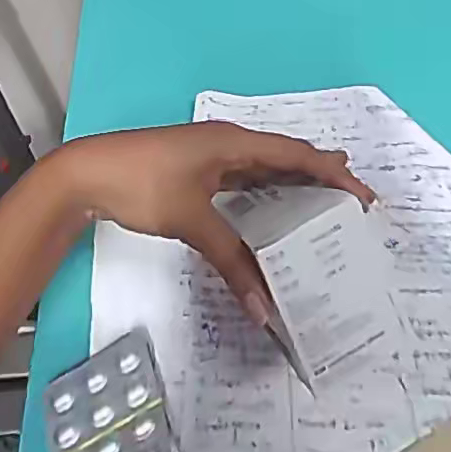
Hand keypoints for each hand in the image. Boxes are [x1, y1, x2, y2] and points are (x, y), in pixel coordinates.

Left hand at [45, 122, 375, 324]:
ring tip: (323, 199)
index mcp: (232, 142)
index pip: (295, 154)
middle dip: (319, 173)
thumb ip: (231, 261)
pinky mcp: (196, 169)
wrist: (87, 174)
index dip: (332, 173)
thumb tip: (264, 309)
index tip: (363, 196)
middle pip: (284, 155)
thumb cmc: (142, 184)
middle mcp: (226, 143)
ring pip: (262, 166)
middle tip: (352, 198)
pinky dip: (263, 191)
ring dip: (292, 181)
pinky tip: (271, 206)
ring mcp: (210, 155)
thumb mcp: (191, 221)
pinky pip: (242, 177)